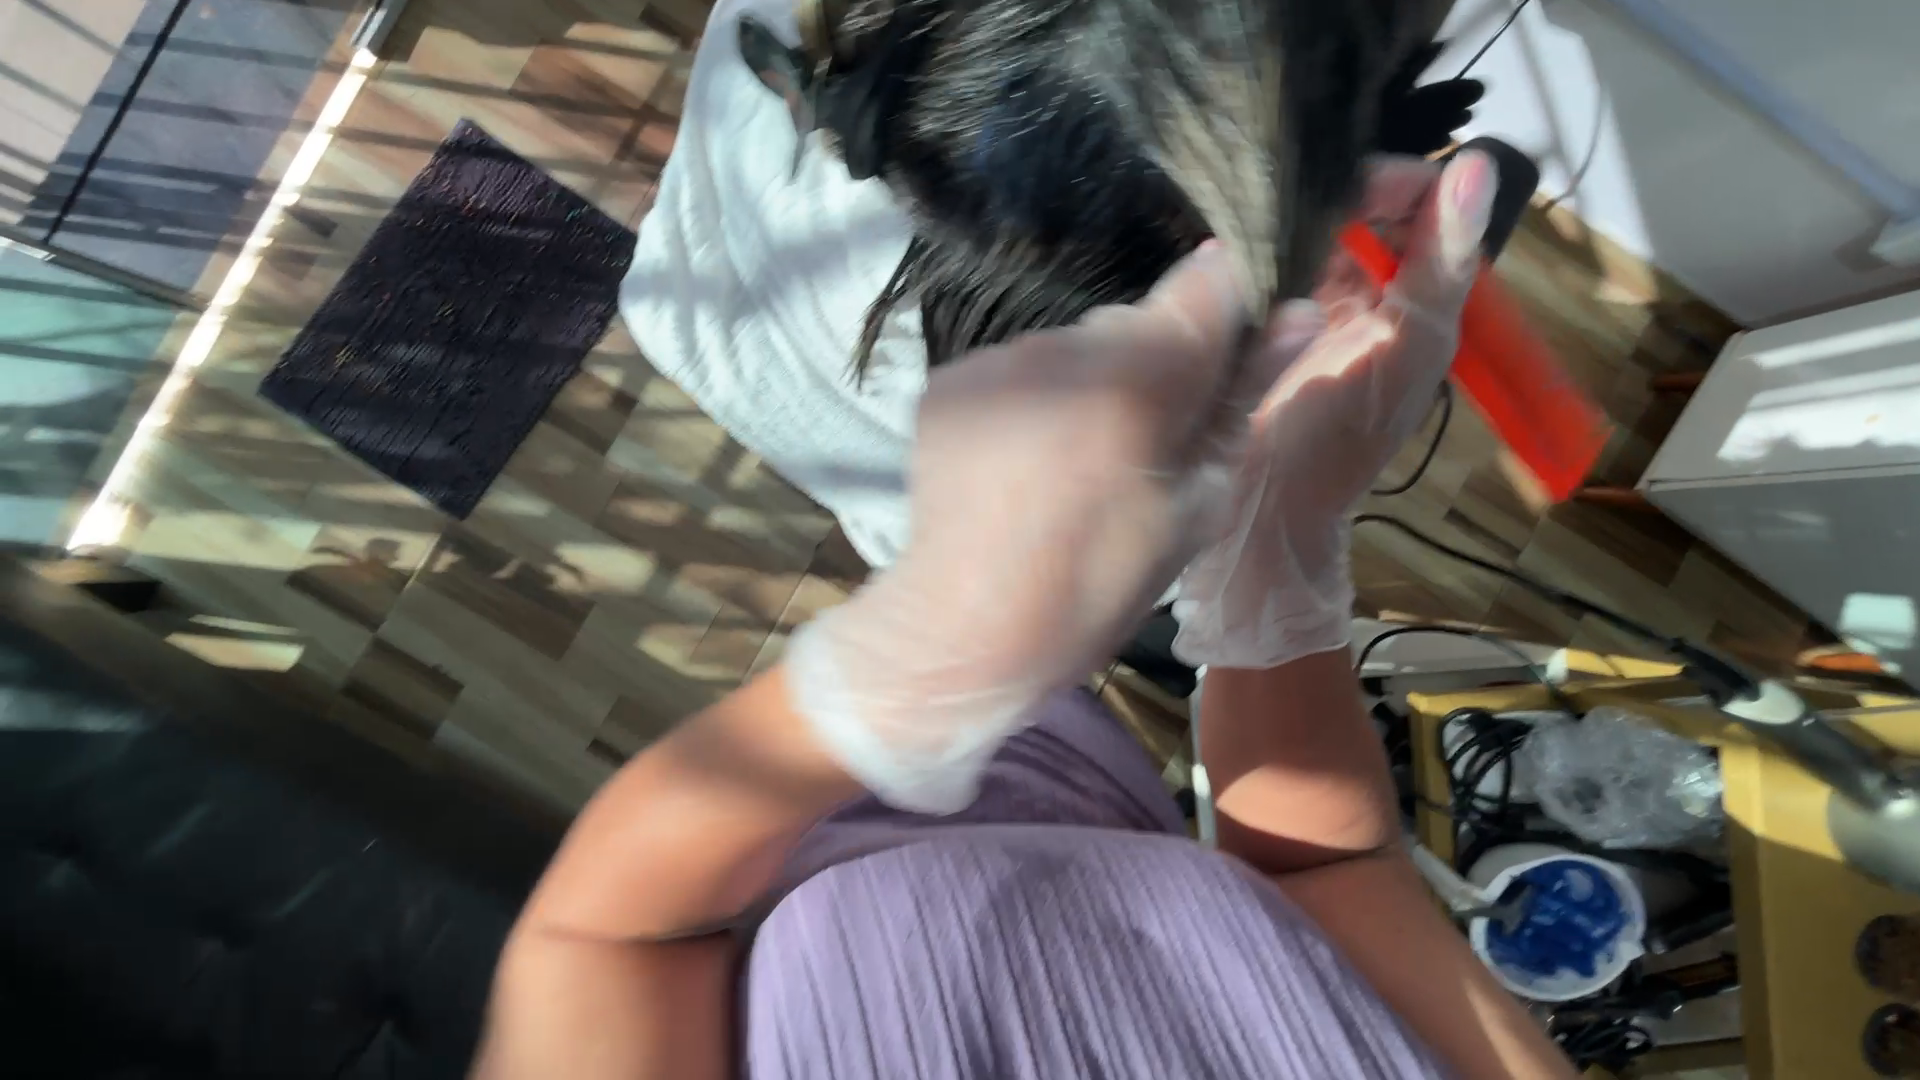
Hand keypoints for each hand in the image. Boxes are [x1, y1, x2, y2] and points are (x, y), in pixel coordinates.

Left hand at [787, 242, 1261, 811]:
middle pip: (1128, 321)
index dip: (1219, 321)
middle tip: (1128, 448)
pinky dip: (1026, 400)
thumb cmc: (1097, 586)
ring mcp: (992, 362)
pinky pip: (1011, 369)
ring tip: (1065, 462)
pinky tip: (1018, 460)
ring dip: (1081, 385)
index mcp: (1134, 385)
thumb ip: (1240, 402)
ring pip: (1067, 345)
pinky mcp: (946, 380)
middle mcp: (1059, 352)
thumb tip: (1298, 314)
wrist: (970, 627)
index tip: (1211, 367)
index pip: (1205, 288)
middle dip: (1144, 368)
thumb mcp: (1193, 508)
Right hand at [1173, 152, 1495, 669]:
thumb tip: (1477, 170)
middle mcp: (1351, 299)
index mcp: (1405, 303)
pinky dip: (1246, 254)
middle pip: (1353, 217)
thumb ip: (1439, 272)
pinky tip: (1228, 246)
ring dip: (1284, 222)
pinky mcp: (1240, 327)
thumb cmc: (1334, 445)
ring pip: (1298, 241)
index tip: (1358, 181)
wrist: (1256, 513)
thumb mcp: (1405, 357)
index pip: (1413, 210)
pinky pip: (1251, 272)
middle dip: (1332, 195)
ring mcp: (1291, 313)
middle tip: (1291, 189)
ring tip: (1254, 207)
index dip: (1397, 182)